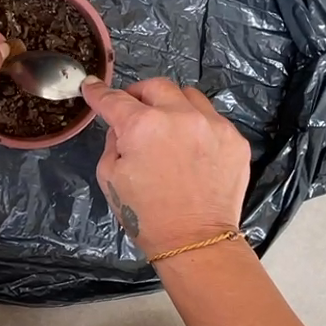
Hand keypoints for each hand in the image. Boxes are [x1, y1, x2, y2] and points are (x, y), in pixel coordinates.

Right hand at [82, 77, 251, 257]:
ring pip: (188, 96)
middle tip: (132, 110)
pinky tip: (190, 149)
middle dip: (139, 94)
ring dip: (172, 104)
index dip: (98, 92)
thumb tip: (122, 128)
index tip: (91, 85)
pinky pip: (211, 118)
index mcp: (142, 126)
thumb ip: (112, 143)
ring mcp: (212, 125)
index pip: (114, 100)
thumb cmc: (145, 215)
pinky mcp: (234, 139)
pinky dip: (196, 126)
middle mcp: (179, 116)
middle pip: (155, 86)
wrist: (194, 239)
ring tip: (166, 126)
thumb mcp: (109, 178)